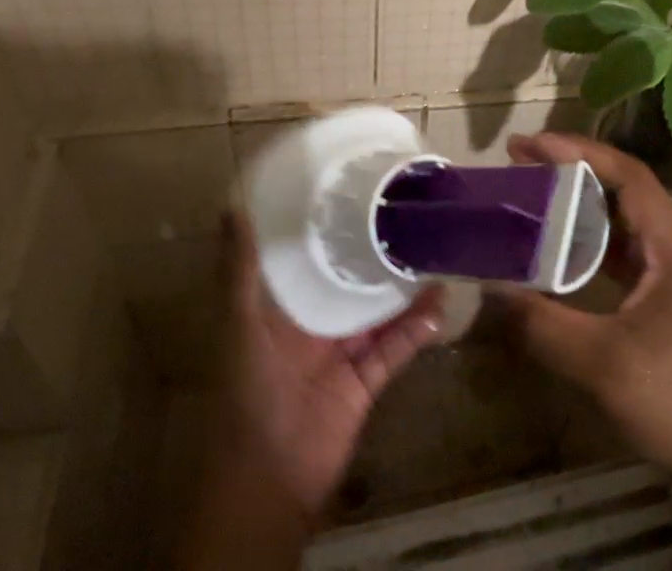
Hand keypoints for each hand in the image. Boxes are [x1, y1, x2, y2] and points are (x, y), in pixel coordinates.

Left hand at [213, 214, 443, 519]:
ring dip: (403, 291)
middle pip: (346, 284)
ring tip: (433, 255)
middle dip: (372, 256)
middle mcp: (307, 327)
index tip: (349, 191)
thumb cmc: (247, 394)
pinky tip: (438, 306)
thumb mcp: (239, 327)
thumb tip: (233, 209)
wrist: (269, 479)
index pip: (300, 261)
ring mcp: (339, 354)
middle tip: (408, 218)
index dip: (321, 230)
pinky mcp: (364, 381)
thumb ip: (239, 274)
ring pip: (376, 314)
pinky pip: (394, 349)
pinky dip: (415, 330)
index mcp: (274, 311)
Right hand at [492, 133, 671, 475]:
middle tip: (519, 164)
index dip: (578, 152)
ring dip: (582, 205)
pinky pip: (629, 250)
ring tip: (531, 196)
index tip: (528, 145)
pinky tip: (559, 249)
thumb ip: (540, 323)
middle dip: (573, 171)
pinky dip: (593, 242)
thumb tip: (488, 289)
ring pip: (627, 220)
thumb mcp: (599, 364)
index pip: (628, 176)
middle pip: (627, 189)